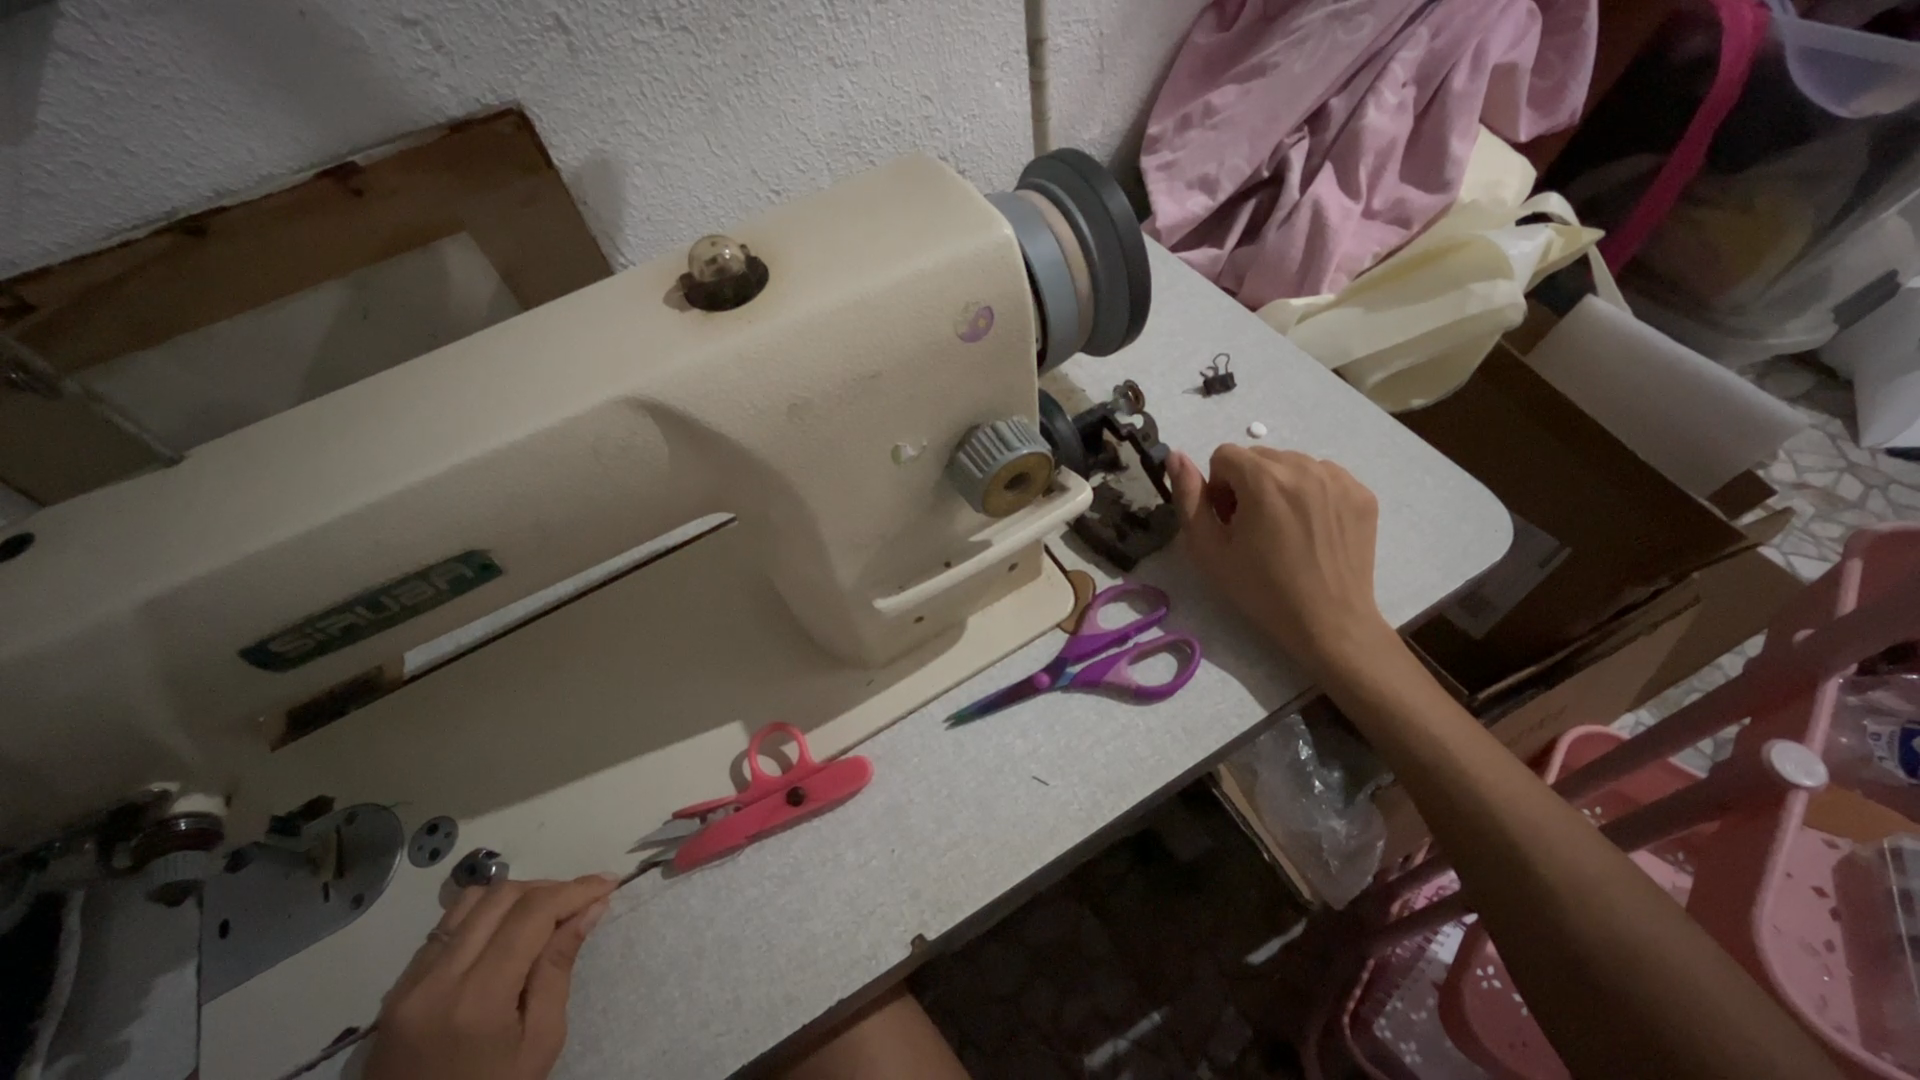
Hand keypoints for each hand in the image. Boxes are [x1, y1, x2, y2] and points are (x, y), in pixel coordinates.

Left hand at [364, 875, 618, 1079]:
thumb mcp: (541, 1041)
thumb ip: (558, 969)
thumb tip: (590, 909)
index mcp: (478, 999)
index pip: (532, 914)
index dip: (574, 890)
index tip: (608, 884)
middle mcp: (437, 979)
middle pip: (501, 897)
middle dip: (548, 889)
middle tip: (581, 902)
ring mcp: (410, 981)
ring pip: (469, 902)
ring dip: (515, 897)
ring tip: (545, 915)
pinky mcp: (398, 987)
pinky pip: (446, 929)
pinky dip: (483, 917)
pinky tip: (505, 936)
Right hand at [1167, 445, 1392, 676]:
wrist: (1328, 622)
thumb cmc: (1261, 590)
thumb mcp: (1209, 549)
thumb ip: (1188, 497)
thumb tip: (1176, 455)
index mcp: (1264, 479)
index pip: (1224, 455)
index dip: (1218, 488)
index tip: (1229, 522)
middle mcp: (1304, 467)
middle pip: (1259, 457)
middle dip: (1248, 485)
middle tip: (1255, 529)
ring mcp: (1338, 479)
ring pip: (1292, 465)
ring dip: (1280, 487)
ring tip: (1285, 530)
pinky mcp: (1361, 493)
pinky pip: (1324, 477)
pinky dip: (1311, 495)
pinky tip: (1312, 531)